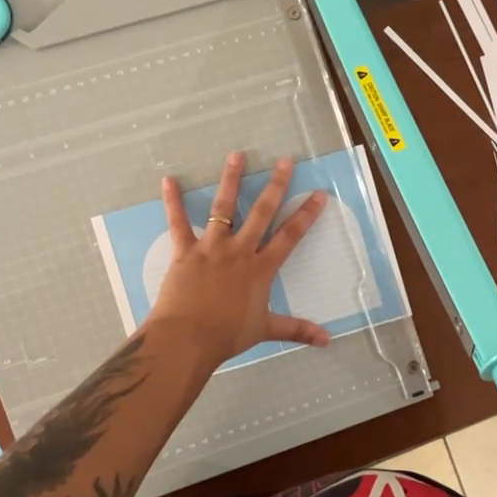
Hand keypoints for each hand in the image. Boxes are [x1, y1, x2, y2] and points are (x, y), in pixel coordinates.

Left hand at [145, 152, 330, 363]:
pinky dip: (173, 201)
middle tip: (285, 161)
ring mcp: (211, 248)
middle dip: (276, 185)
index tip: (318, 194)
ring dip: (230, 180)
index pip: (289, 236)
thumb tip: (328, 341)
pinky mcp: (185, 251)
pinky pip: (178, 222)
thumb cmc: (227, 335)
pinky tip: (169, 181)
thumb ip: (297, 330)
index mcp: (261, 269)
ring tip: (237, 155)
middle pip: (261, 212)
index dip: (306, 215)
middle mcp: (239, 251)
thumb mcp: (266, 330)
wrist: (187, 338)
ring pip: (223, 208)